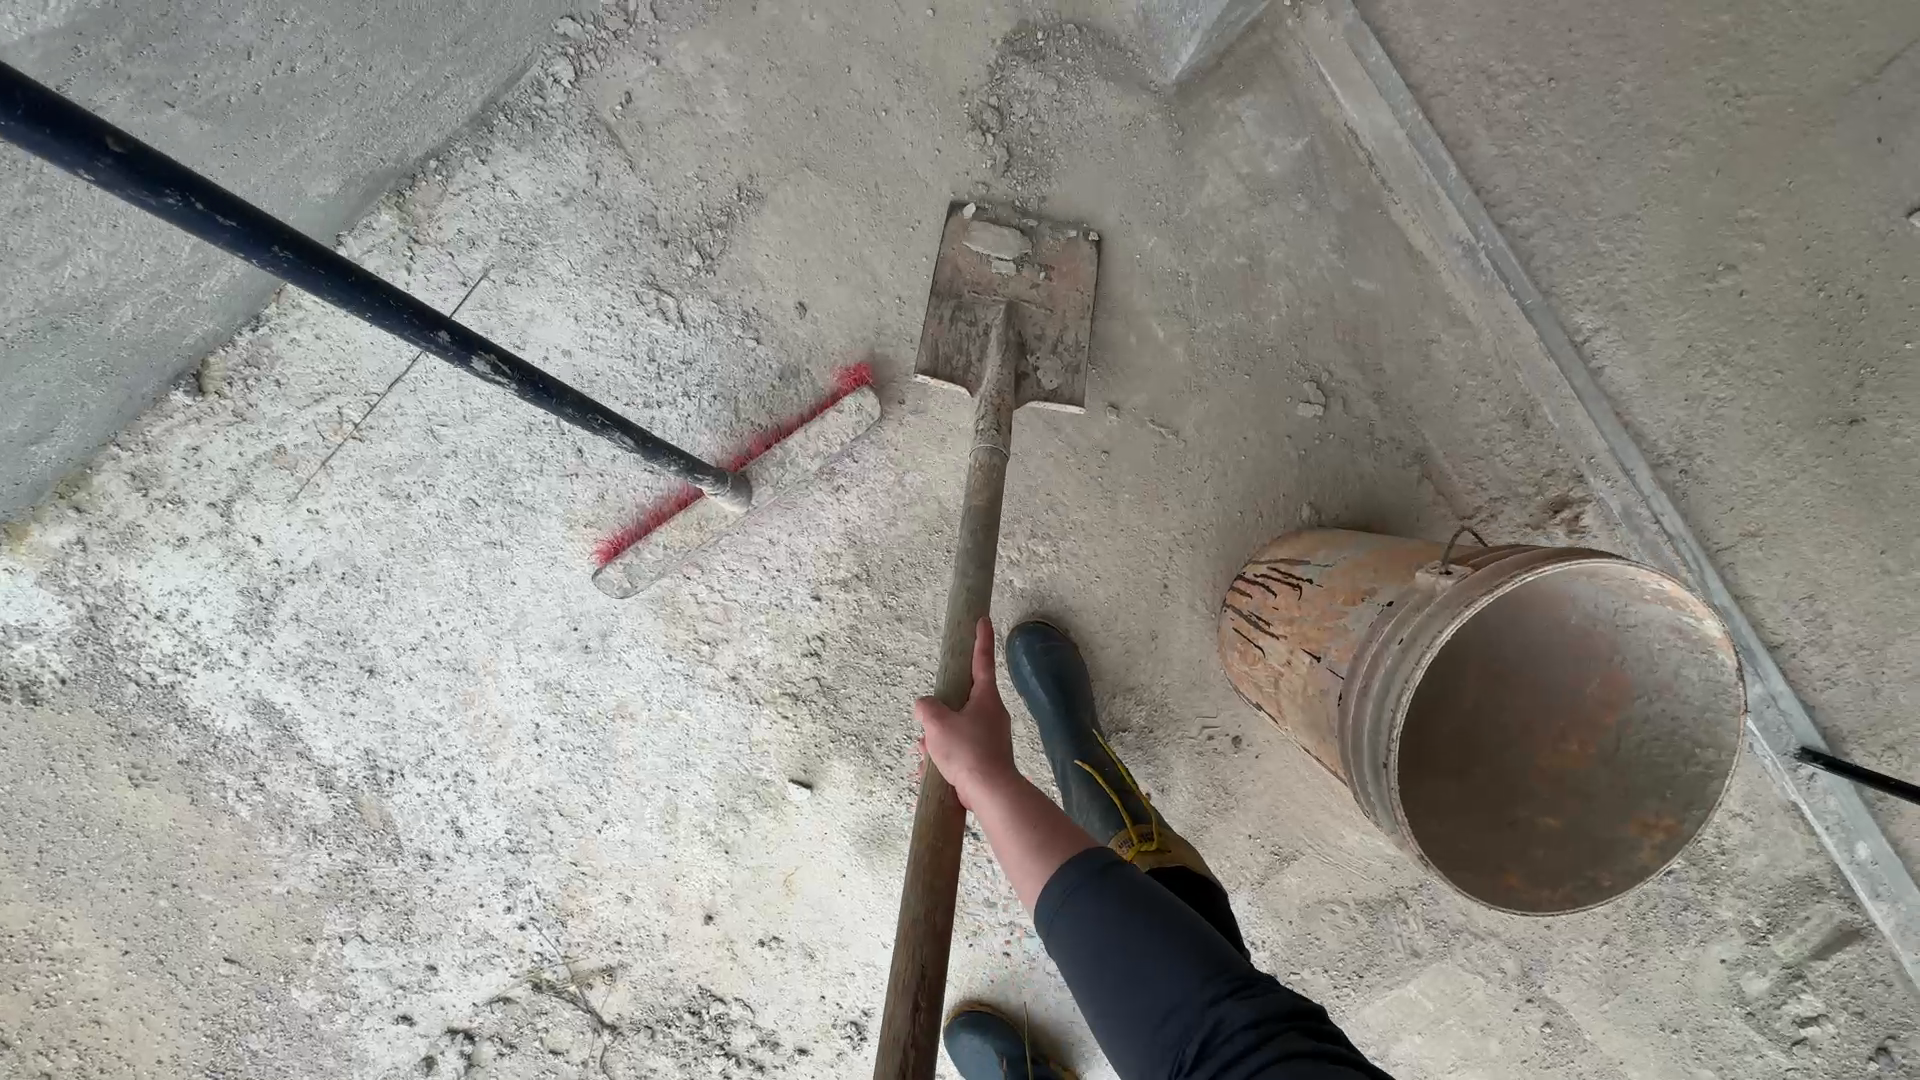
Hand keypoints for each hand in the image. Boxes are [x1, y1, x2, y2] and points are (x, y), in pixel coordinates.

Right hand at [914, 617, 1017, 810]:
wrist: (990, 792)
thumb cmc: (967, 751)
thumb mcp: (937, 724)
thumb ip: (927, 709)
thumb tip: (925, 707)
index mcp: (985, 697)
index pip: (982, 660)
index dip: (981, 638)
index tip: (983, 620)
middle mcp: (993, 713)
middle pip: (962, 701)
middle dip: (940, 712)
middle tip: (927, 725)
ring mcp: (992, 737)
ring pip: (958, 728)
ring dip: (938, 738)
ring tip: (924, 754)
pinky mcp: (988, 758)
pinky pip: (961, 750)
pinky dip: (943, 757)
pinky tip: (929, 771)